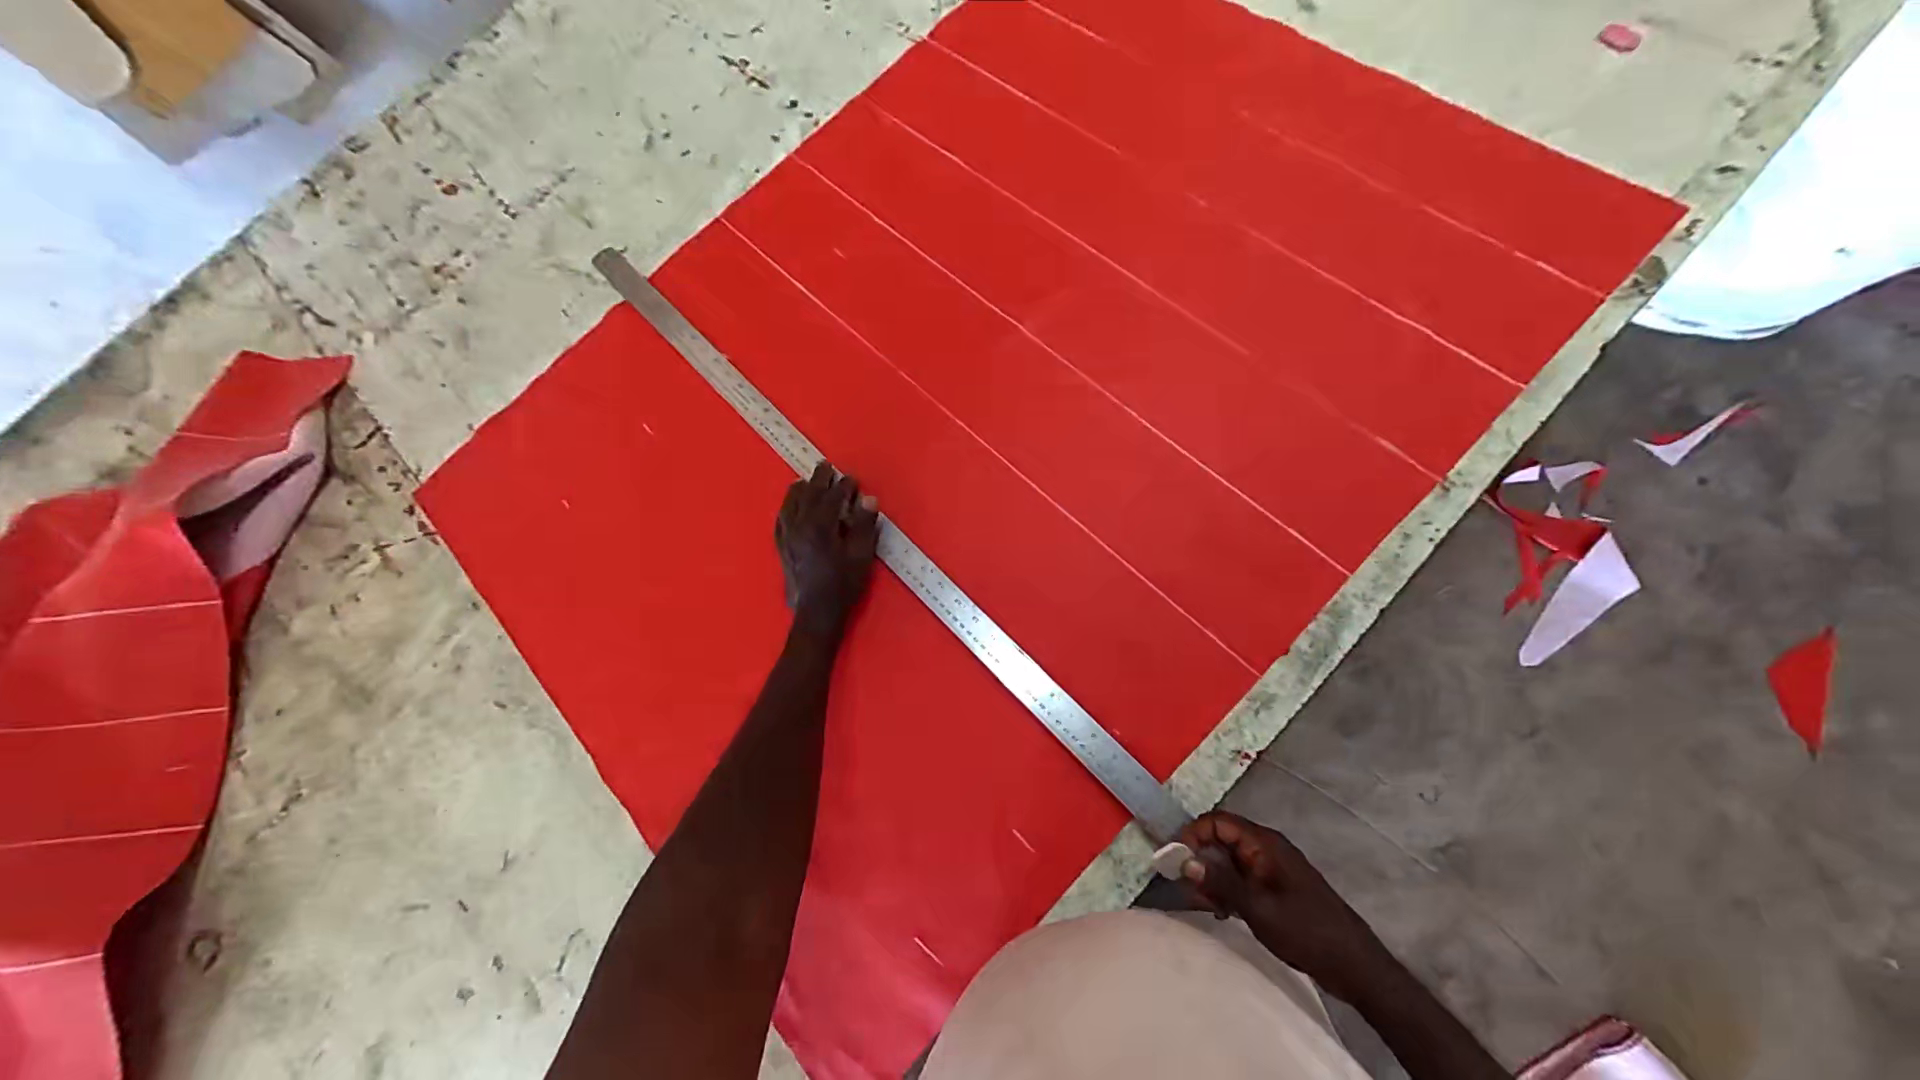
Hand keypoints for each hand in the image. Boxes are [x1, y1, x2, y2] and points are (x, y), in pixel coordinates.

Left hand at [775, 462, 879, 635]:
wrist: (817, 612)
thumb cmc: (844, 585)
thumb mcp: (861, 556)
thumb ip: (864, 526)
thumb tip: (868, 500)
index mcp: (820, 526)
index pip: (833, 498)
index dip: (844, 486)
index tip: (852, 479)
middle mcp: (799, 526)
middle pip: (809, 495)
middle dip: (819, 479)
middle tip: (827, 467)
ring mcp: (787, 536)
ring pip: (791, 504)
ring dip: (800, 490)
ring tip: (806, 481)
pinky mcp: (782, 547)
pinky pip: (781, 519)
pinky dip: (787, 507)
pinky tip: (790, 506)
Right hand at [1179, 810, 1390, 1001]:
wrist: (1355, 966)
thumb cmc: (1306, 931)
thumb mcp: (1257, 908)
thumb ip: (1219, 882)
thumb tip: (1183, 861)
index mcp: (1264, 844)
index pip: (1218, 822)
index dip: (1193, 834)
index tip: (1176, 859)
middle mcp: (1266, 849)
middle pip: (1221, 839)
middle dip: (1200, 859)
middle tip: (1187, 888)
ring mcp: (1272, 869)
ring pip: (1229, 861)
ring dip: (1212, 878)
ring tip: (1206, 905)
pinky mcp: (1275, 888)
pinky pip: (1241, 878)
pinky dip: (1227, 889)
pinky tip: (1222, 912)